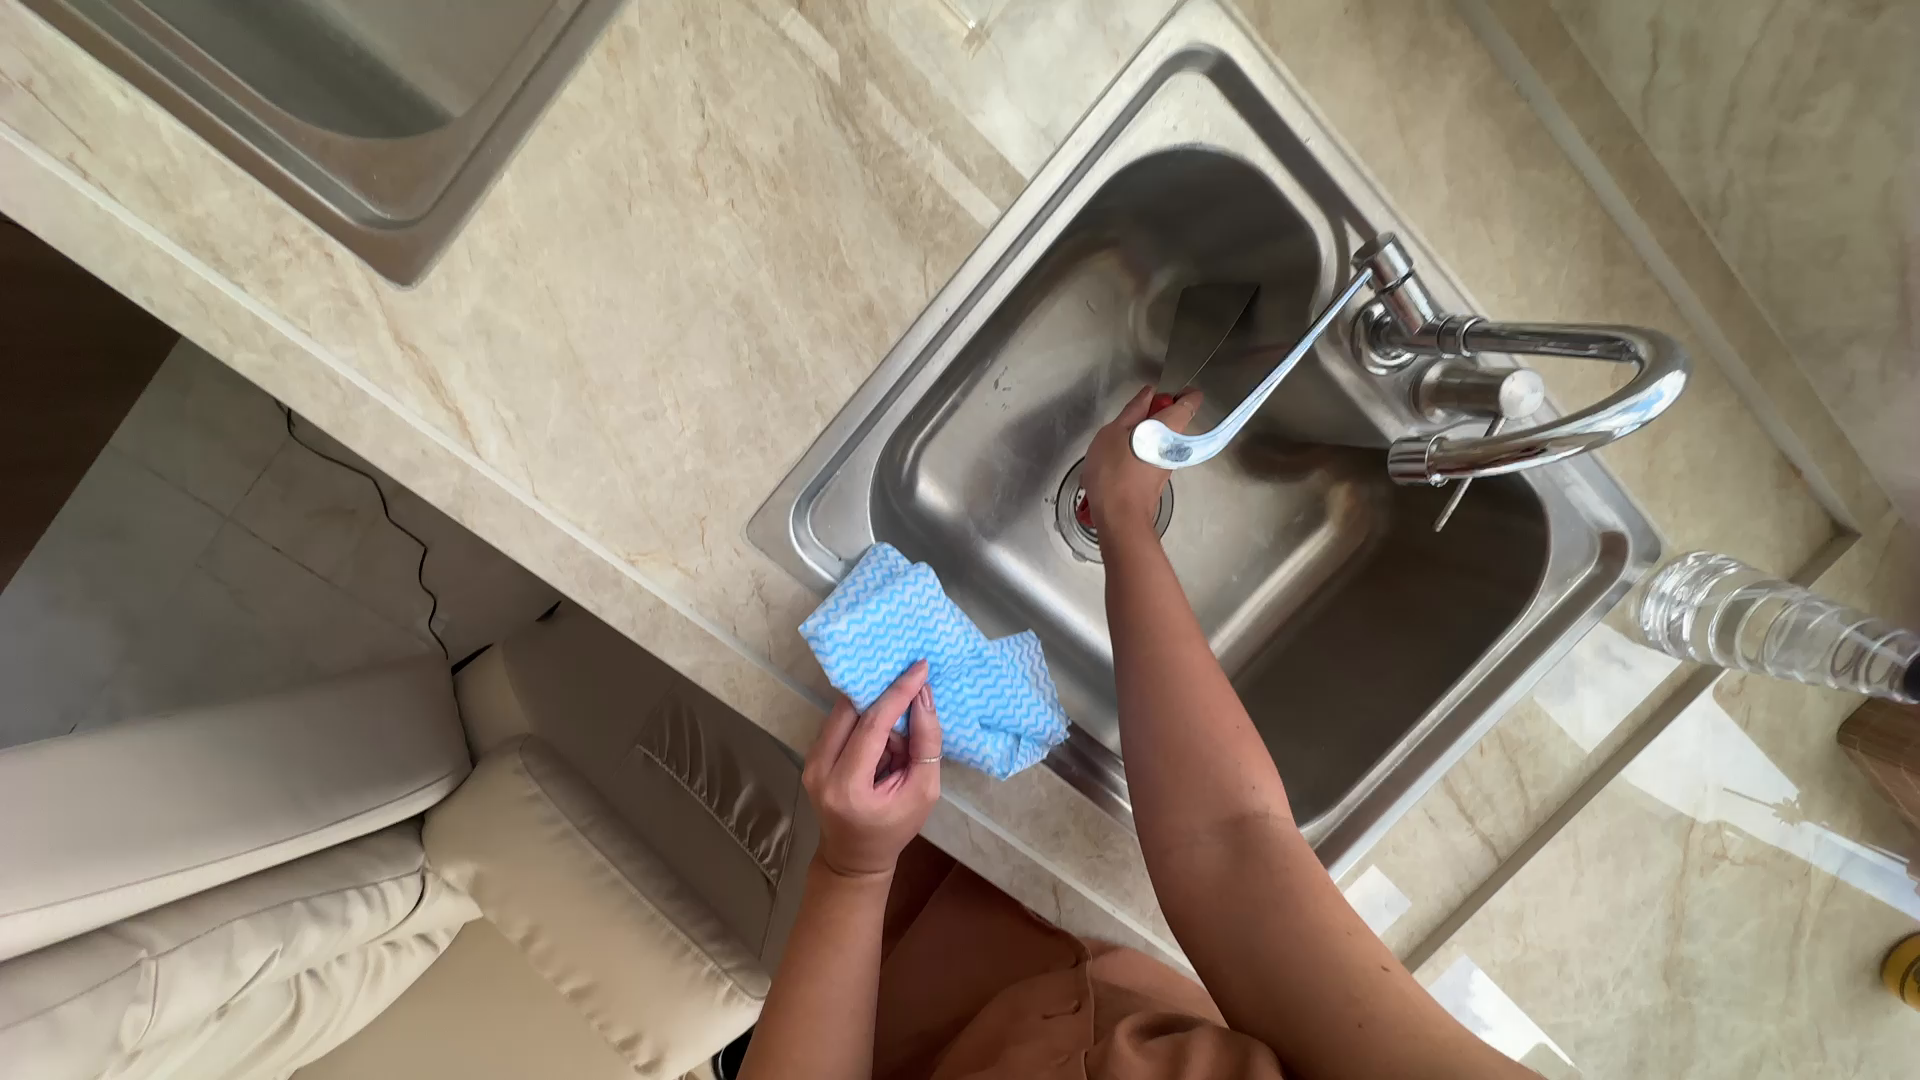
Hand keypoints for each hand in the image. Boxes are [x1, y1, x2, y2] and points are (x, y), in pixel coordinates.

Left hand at [802, 660, 941, 878]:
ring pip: (843, 712)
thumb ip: (926, 743)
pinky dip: (864, 721)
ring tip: (896, 737)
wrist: (854, 857)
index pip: (872, 725)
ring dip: (874, 713)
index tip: (920, 668)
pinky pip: (839, 722)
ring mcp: (809, 762)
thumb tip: (923, 696)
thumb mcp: (924, 792)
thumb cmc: (894, 828)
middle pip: (851, 710)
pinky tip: (882, 742)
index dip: (898, 693)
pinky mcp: (810, 756)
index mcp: (847, 787)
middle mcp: (819, 770)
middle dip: (884, 700)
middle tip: (911, 701)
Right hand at [1081, 386, 1200, 533]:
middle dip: (1154, 415)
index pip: (1191, 400)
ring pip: (1163, 439)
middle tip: (1129, 419)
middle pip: (1175, 420)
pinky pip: (1154, 455)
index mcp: (1170, 427)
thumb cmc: (1114, 469)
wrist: (1119, 515)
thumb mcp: (1114, 431)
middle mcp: (1177, 445)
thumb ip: (1133, 410)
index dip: (1180, 393)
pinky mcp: (1158, 478)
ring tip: (1117, 440)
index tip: (1160, 396)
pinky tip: (1117, 459)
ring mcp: (1169, 464)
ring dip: (1143, 434)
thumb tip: (1149, 394)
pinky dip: (1140, 451)